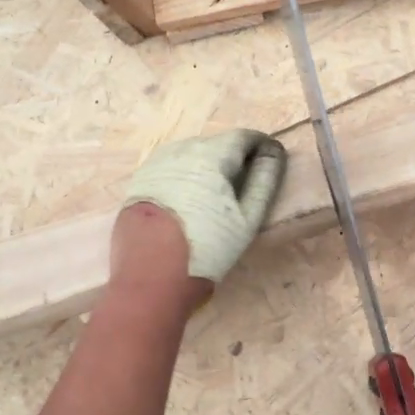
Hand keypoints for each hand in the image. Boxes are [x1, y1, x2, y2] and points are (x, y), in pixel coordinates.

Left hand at [121, 129, 287, 282]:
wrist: (149, 278)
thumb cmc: (207, 249)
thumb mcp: (247, 218)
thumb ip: (264, 180)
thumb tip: (275, 153)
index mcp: (211, 156)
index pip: (243, 136)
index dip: (261, 146)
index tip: (269, 163)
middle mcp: (181, 151)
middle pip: (216, 144)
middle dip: (233, 157)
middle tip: (244, 186)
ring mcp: (156, 164)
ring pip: (191, 155)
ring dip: (207, 167)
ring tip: (215, 196)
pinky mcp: (139, 181)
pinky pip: (171, 168)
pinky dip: (185, 177)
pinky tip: (188, 202)